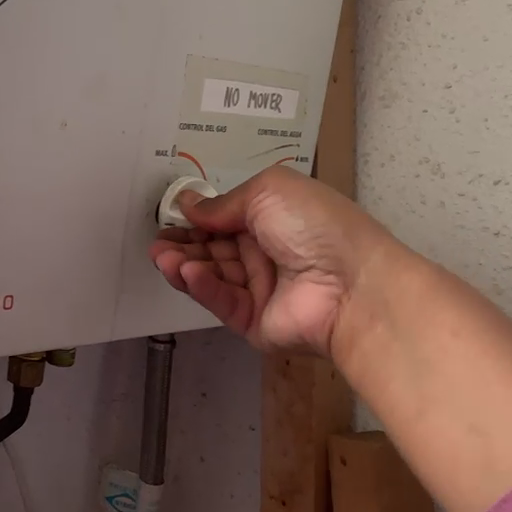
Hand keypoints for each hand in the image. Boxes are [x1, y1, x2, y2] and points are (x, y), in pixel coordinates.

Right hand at [150, 165, 396, 358]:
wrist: (353, 287)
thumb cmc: (316, 227)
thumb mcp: (269, 191)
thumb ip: (223, 202)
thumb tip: (188, 203)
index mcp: (274, 220)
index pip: (224, 220)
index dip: (197, 218)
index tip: (170, 215)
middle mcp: (265, 253)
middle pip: (212, 248)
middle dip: (183, 243)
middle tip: (159, 241)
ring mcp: (258, 289)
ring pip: (211, 275)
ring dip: (184, 264)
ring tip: (162, 257)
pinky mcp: (251, 320)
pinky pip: (220, 300)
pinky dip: (202, 285)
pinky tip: (188, 273)